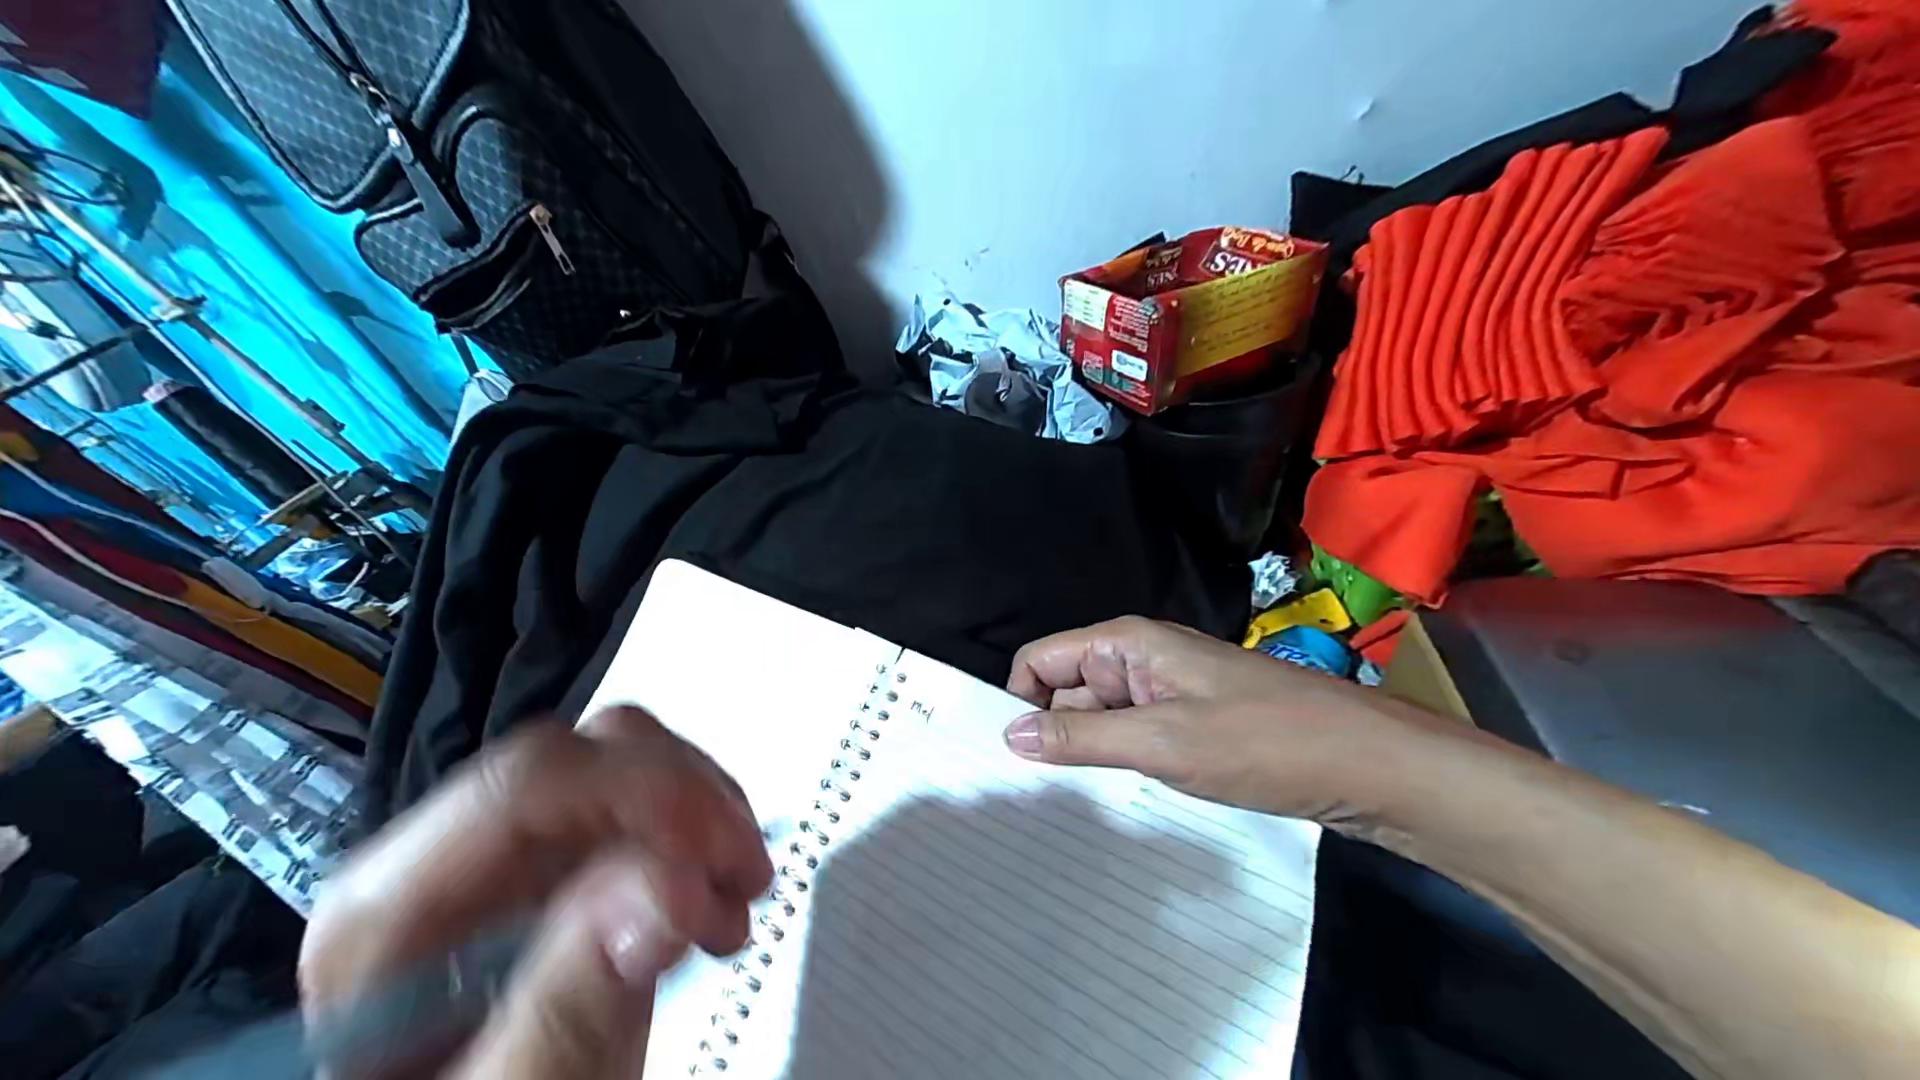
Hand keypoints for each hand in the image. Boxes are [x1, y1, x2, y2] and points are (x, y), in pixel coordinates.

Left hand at [300, 707, 772, 1078]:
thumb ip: (569, 1010)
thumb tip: (670, 889)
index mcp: (390, 912)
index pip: (526, 784)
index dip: (643, 791)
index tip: (721, 853)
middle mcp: (451, 855)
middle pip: (586, 755)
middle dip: (686, 802)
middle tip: (744, 878)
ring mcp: (515, 850)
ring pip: (630, 759)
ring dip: (705, 816)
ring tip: (734, 903)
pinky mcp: (568, 859)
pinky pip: (651, 799)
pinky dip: (704, 833)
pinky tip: (718, 899)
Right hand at [1003, 616, 1478, 832]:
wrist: (1368, 765)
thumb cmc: (1261, 742)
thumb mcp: (1162, 742)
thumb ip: (1081, 736)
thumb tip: (1009, 734)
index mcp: (1125, 644)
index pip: (1040, 659)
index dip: (1020, 700)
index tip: (1012, 757)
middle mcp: (1137, 660)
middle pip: (1066, 689)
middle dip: (1055, 734)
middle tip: (1047, 795)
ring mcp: (1164, 691)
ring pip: (1099, 717)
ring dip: (1090, 753)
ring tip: (1089, 800)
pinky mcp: (1187, 721)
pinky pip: (1132, 735)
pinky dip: (1121, 761)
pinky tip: (1126, 794)